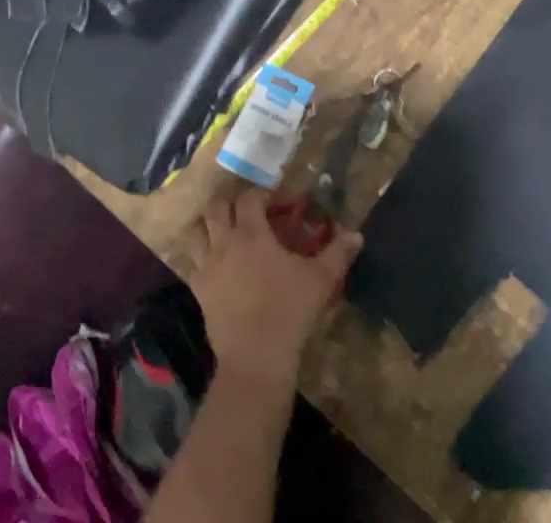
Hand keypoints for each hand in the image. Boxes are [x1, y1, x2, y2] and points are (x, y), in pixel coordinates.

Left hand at [185, 187, 363, 390]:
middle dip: (233, 204)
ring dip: (211, 226)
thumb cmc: (290, 310)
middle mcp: (223, 243)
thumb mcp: (321, 279)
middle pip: (216, 208)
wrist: (255, 355)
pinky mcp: (199, 290)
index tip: (281, 205)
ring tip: (228, 233)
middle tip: (251, 214)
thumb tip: (356, 234)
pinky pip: (194, 263)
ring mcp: (206, 266)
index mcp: (251, 233)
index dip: (265, 195)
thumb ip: (338, 252)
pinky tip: (220, 267)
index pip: (250, 198)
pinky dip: (204, 257)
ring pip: (197, 232)